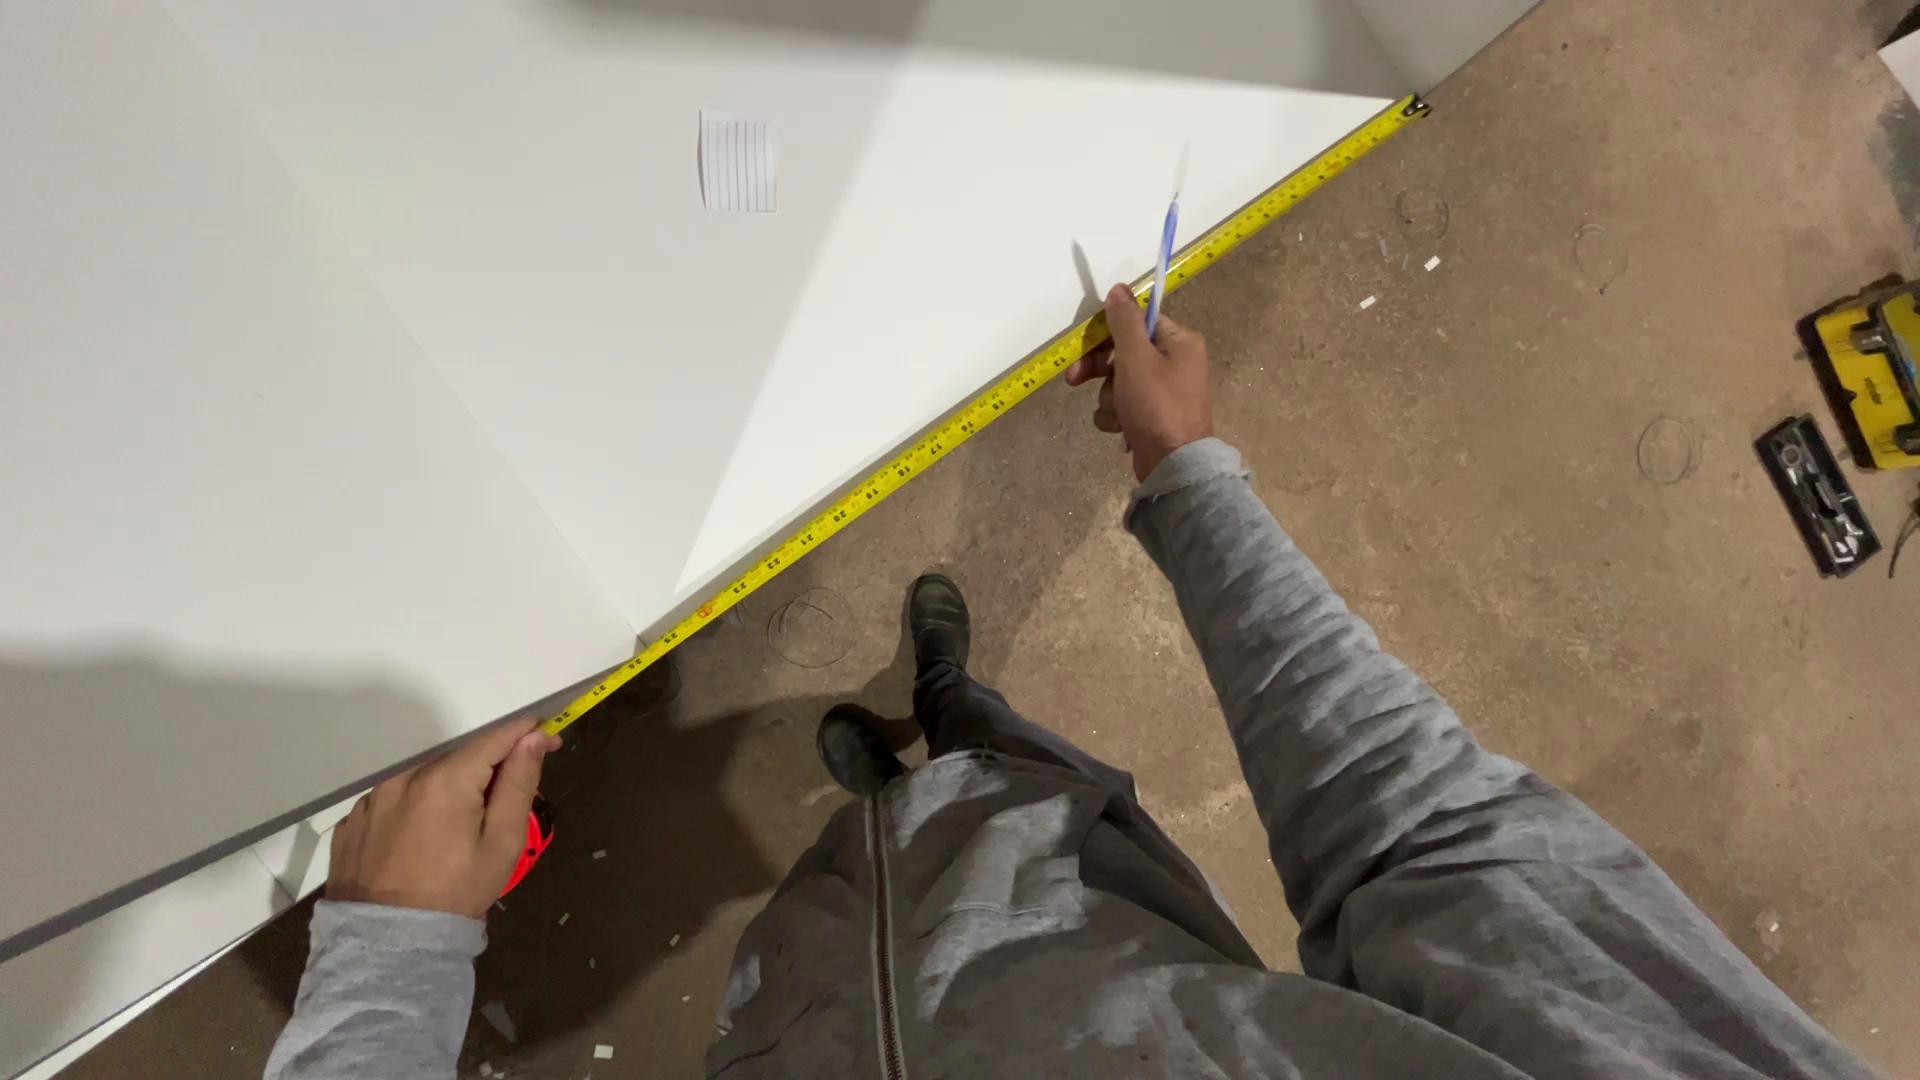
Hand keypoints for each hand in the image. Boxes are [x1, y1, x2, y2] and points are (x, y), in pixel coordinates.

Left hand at [326, 716, 560, 918]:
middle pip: (462, 756)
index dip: (529, 734)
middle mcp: (404, 778)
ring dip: (452, 785)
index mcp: (445, 779)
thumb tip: (534, 738)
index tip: (551, 742)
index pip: (497, 737)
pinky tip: (424, 837)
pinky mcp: (352, 822)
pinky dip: (418, 806)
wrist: (385, 947)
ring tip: (461, 824)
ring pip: (428, 776)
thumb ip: (519, 782)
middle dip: (491, 767)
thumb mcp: (504, 839)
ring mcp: (371, 800)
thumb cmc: (457, 891)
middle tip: (507, 800)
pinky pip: (397, 798)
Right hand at [1064, 284, 1213, 481]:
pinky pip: (1123, 406)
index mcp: (1179, 342)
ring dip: (1108, 398)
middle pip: (1124, 353)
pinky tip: (1119, 428)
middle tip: (1073, 378)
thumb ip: (1124, 322)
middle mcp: (1175, 363)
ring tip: (1116, 413)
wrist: (1173, 464)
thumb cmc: (1156, 405)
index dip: (1107, 333)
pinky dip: (1115, 416)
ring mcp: (1163, 392)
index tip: (1084, 344)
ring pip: (1118, 382)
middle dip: (1098, 369)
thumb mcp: (1136, 357)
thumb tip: (1118, 288)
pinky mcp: (1152, 417)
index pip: (1137, 323)